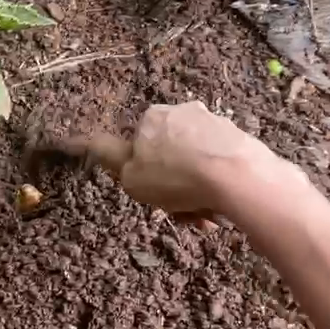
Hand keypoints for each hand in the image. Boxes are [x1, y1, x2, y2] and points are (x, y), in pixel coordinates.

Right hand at [116, 102, 304, 219]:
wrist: (236, 178)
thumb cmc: (175, 176)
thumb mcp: (129, 176)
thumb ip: (110, 159)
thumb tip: (88, 141)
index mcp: (153, 116)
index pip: (139, 143)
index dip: (142, 170)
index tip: (150, 192)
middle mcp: (184, 112)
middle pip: (171, 153)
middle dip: (173, 183)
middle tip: (177, 210)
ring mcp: (216, 124)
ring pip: (198, 162)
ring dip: (196, 190)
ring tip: (202, 216)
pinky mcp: (242, 139)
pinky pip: (221, 166)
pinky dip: (218, 186)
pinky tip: (219, 208)